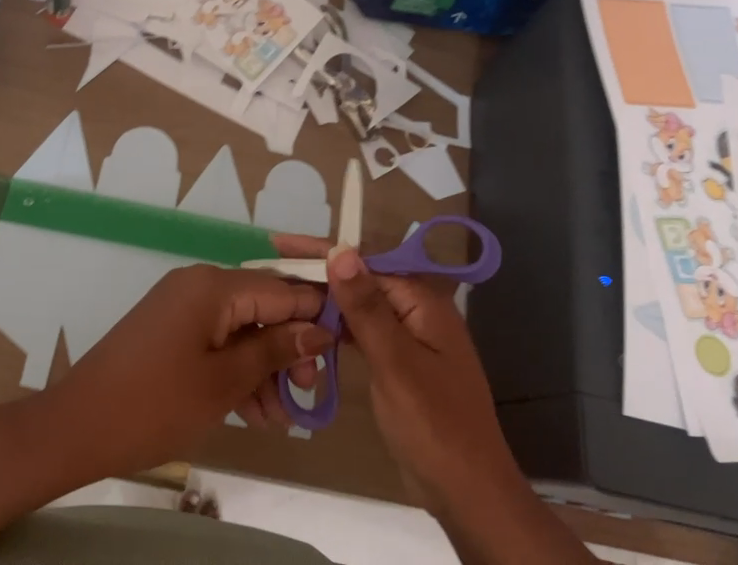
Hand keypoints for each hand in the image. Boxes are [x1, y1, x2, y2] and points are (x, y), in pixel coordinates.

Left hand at [45, 264, 331, 475]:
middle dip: (289, 348)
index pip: (282, 286)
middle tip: (309, 392)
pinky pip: (217, 342)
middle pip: (263, 307)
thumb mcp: (225, 381)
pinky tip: (255, 413)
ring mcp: (181, 308)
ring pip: (241, 329)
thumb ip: (275, 350)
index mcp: (214, 286)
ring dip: (265, 369)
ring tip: (281, 417)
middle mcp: (199, 285)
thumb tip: (320, 329)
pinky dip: (237, 372)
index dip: (316, 313)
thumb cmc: (156, 403)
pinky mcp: (169, 332)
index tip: (344, 343)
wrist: (77, 427)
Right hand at [273, 234, 519, 514]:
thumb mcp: (395, 362)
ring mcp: (411, 341)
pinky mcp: (401, 366)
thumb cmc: (434, 424)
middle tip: (269, 270)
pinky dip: (338, 332)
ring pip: (361, 310)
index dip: (322, 253)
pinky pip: (365, 336)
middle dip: (318, 275)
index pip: (365, 264)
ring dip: (325, 303)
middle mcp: (418, 313)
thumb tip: (341, 249)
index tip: (279, 245)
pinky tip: (311, 332)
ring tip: (281, 296)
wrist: (468, 491)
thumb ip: (366, 307)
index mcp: (422, 303)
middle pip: (362, 282)